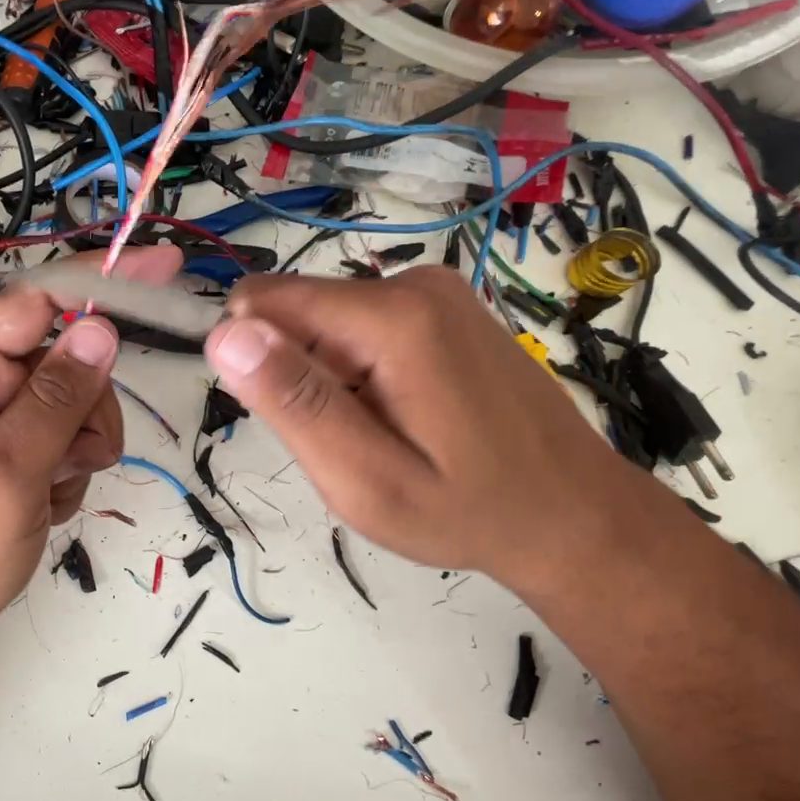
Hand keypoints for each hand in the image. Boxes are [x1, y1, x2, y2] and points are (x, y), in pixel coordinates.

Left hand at [0, 248, 182, 658]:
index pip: (34, 302)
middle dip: (88, 406)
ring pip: (76, 402)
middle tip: (73, 460)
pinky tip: (42, 505)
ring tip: (49, 492)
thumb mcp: (5, 479)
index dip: (97, 281)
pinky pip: (66, 440)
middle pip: (67, 356)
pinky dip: (68, 471)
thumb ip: (52, 404)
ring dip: (81, 447)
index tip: (163, 268)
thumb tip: (98, 329)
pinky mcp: (11, 451)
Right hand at [202, 266, 666, 586]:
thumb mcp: (362, 476)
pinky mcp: (442, 308)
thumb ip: (292, 401)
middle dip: (294, 375)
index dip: (254, 363)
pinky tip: (398, 417)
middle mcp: (414, 284)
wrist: (574, 517)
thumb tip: (225, 333)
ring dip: (326, 380)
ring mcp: (434, 292)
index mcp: (393, 318)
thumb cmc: (465, 509)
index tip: (287, 417)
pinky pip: (356, 329)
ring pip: (321, 324)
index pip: (262, 301)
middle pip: (294, 312)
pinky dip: (356, 374)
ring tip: (374, 433)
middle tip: (342, 440)